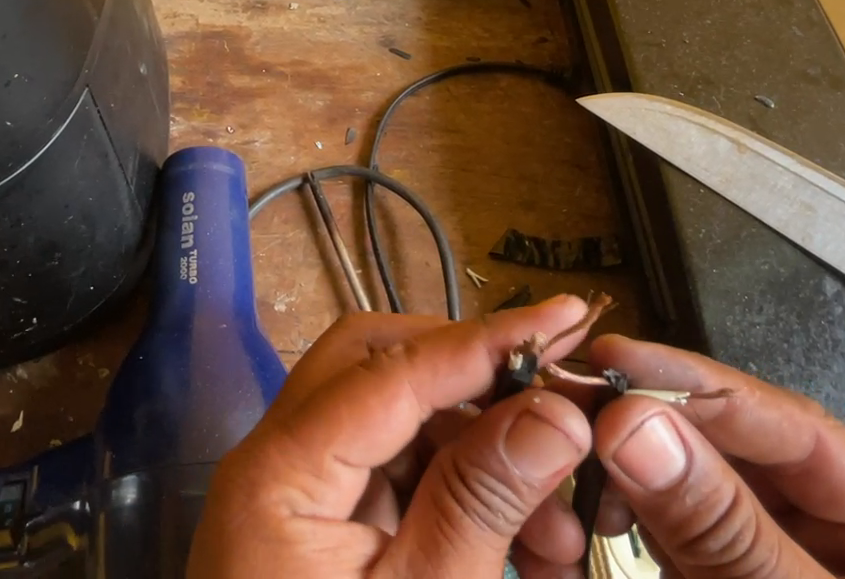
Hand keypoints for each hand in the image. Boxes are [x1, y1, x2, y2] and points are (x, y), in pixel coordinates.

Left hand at [189, 296, 599, 578]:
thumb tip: (557, 412)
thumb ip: (481, 502)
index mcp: (281, 468)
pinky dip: (455, 479)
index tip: (566, 315)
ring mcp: (295, 480)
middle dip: (466, 370)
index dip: (484, 341)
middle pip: (373, 362)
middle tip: (549, 396)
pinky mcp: (317, 511)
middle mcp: (278, 452)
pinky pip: (390, 464)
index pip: (392, 370)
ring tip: (560, 512)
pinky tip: (520, 529)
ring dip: (475, 439)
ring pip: (389, 411)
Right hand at [587, 335, 844, 578]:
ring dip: (626, 463)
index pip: (795, 425)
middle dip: (650, 418)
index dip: (698, 380)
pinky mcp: (725, 576)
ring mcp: (777, 555)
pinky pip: (670, 528)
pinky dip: (626, 512)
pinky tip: (591, 504)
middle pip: (734, 448)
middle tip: (576, 394)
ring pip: (691, 482)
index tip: (617, 357)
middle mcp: (841, 534)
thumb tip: (637, 426)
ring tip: (573, 451)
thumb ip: (733, 532)